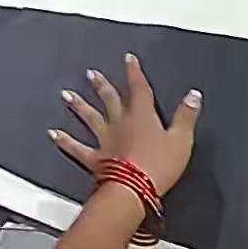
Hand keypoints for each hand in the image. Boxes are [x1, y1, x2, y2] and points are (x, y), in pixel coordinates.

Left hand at [51, 53, 200, 194]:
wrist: (133, 189)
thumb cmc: (160, 165)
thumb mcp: (182, 140)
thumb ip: (186, 116)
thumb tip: (194, 94)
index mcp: (142, 115)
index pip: (139, 88)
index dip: (134, 72)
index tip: (128, 58)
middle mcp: (120, 123)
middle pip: (110, 99)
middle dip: (102, 85)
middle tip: (91, 74)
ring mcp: (104, 140)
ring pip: (90, 118)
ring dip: (79, 106)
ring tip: (67, 94)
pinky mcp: (95, 158)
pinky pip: (76, 147)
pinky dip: (64, 140)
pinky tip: (53, 133)